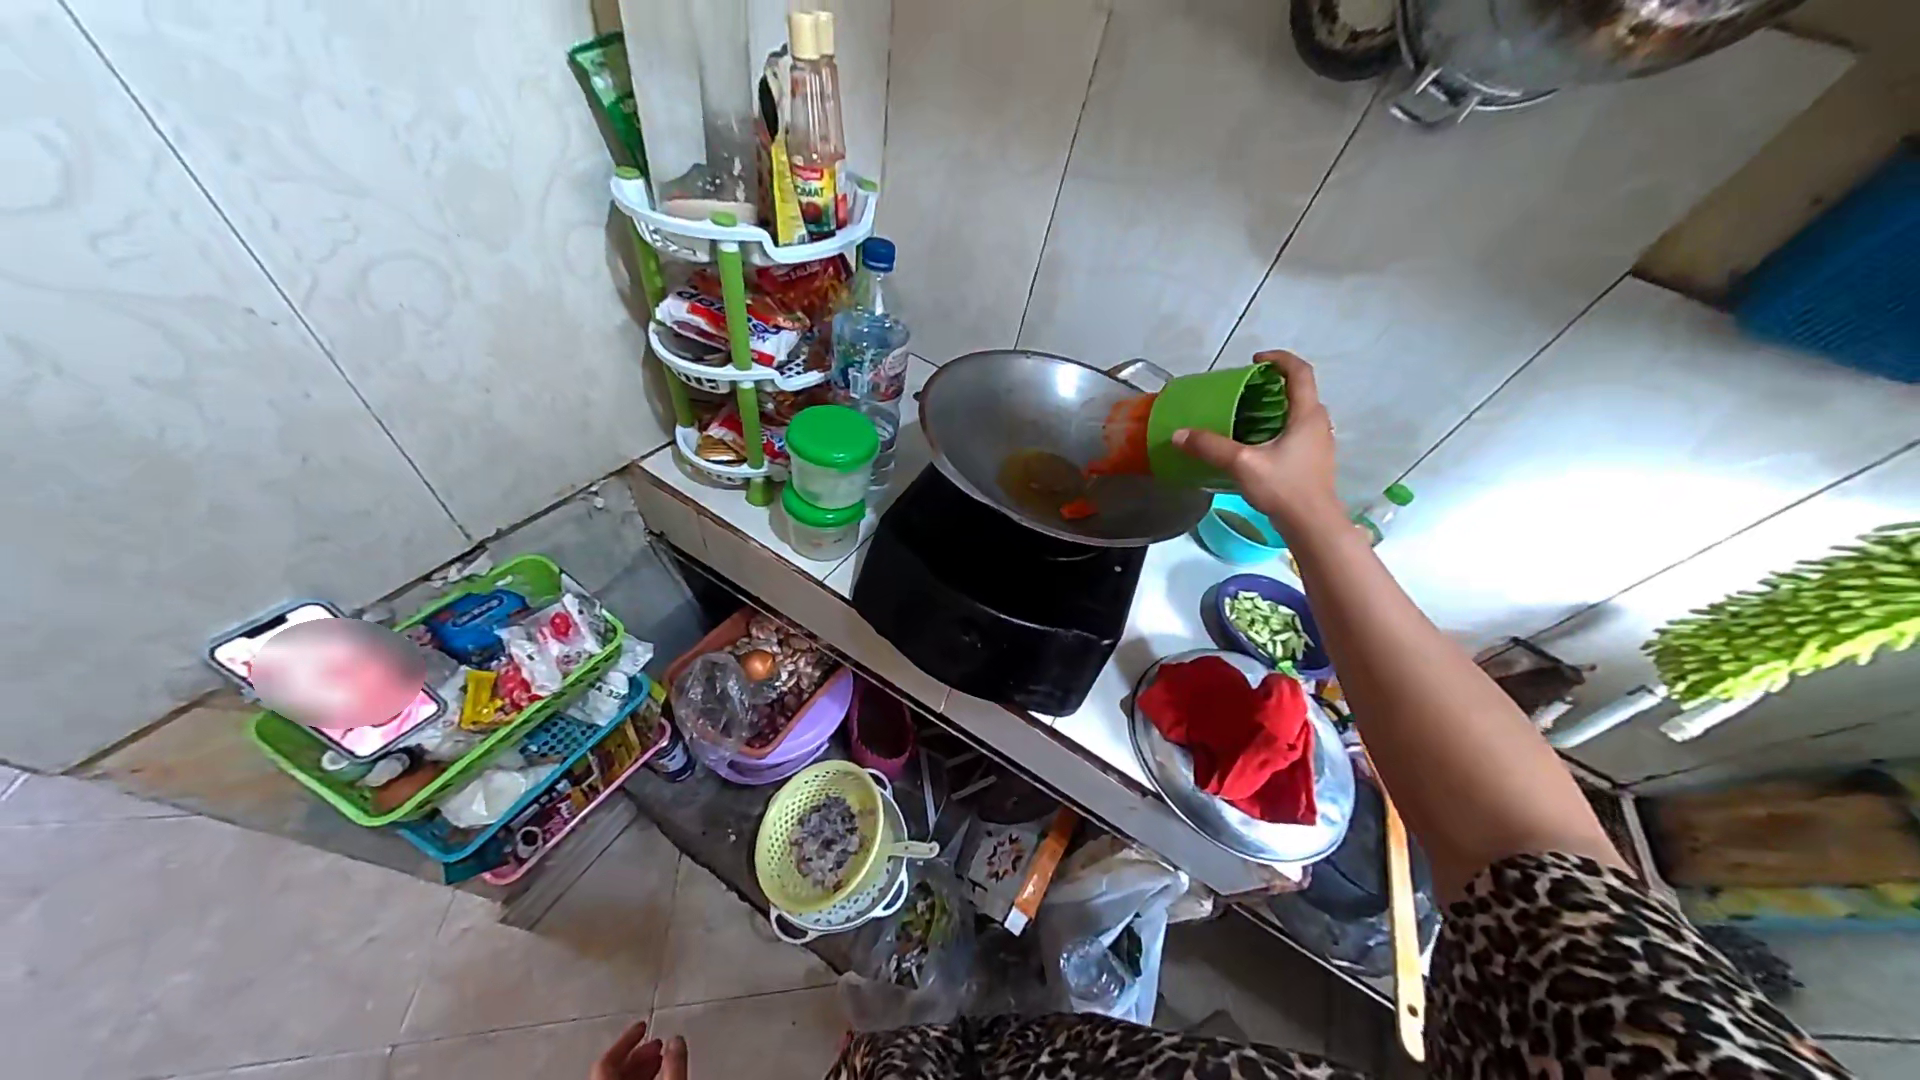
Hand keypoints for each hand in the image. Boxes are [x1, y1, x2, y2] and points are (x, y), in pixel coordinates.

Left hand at [592, 1021, 687, 1079]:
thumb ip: (674, 1061)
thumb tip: (676, 1039)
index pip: (606, 1060)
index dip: (626, 1040)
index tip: (641, 1026)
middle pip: (611, 1069)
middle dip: (637, 1052)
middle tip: (655, 1043)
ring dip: (638, 1066)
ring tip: (659, 1059)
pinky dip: (637, 1079)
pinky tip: (656, 1077)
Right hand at [1172, 350, 1342, 535]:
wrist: (1312, 524)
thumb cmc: (1284, 488)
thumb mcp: (1242, 464)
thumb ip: (1210, 447)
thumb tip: (1178, 434)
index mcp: (1307, 415)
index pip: (1300, 372)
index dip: (1279, 359)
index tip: (1255, 360)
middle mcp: (1318, 424)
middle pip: (1300, 392)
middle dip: (1274, 385)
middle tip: (1246, 390)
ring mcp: (1318, 444)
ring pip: (1298, 414)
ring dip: (1275, 408)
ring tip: (1247, 416)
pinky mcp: (1313, 461)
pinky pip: (1295, 433)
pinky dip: (1277, 428)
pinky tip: (1256, 445)